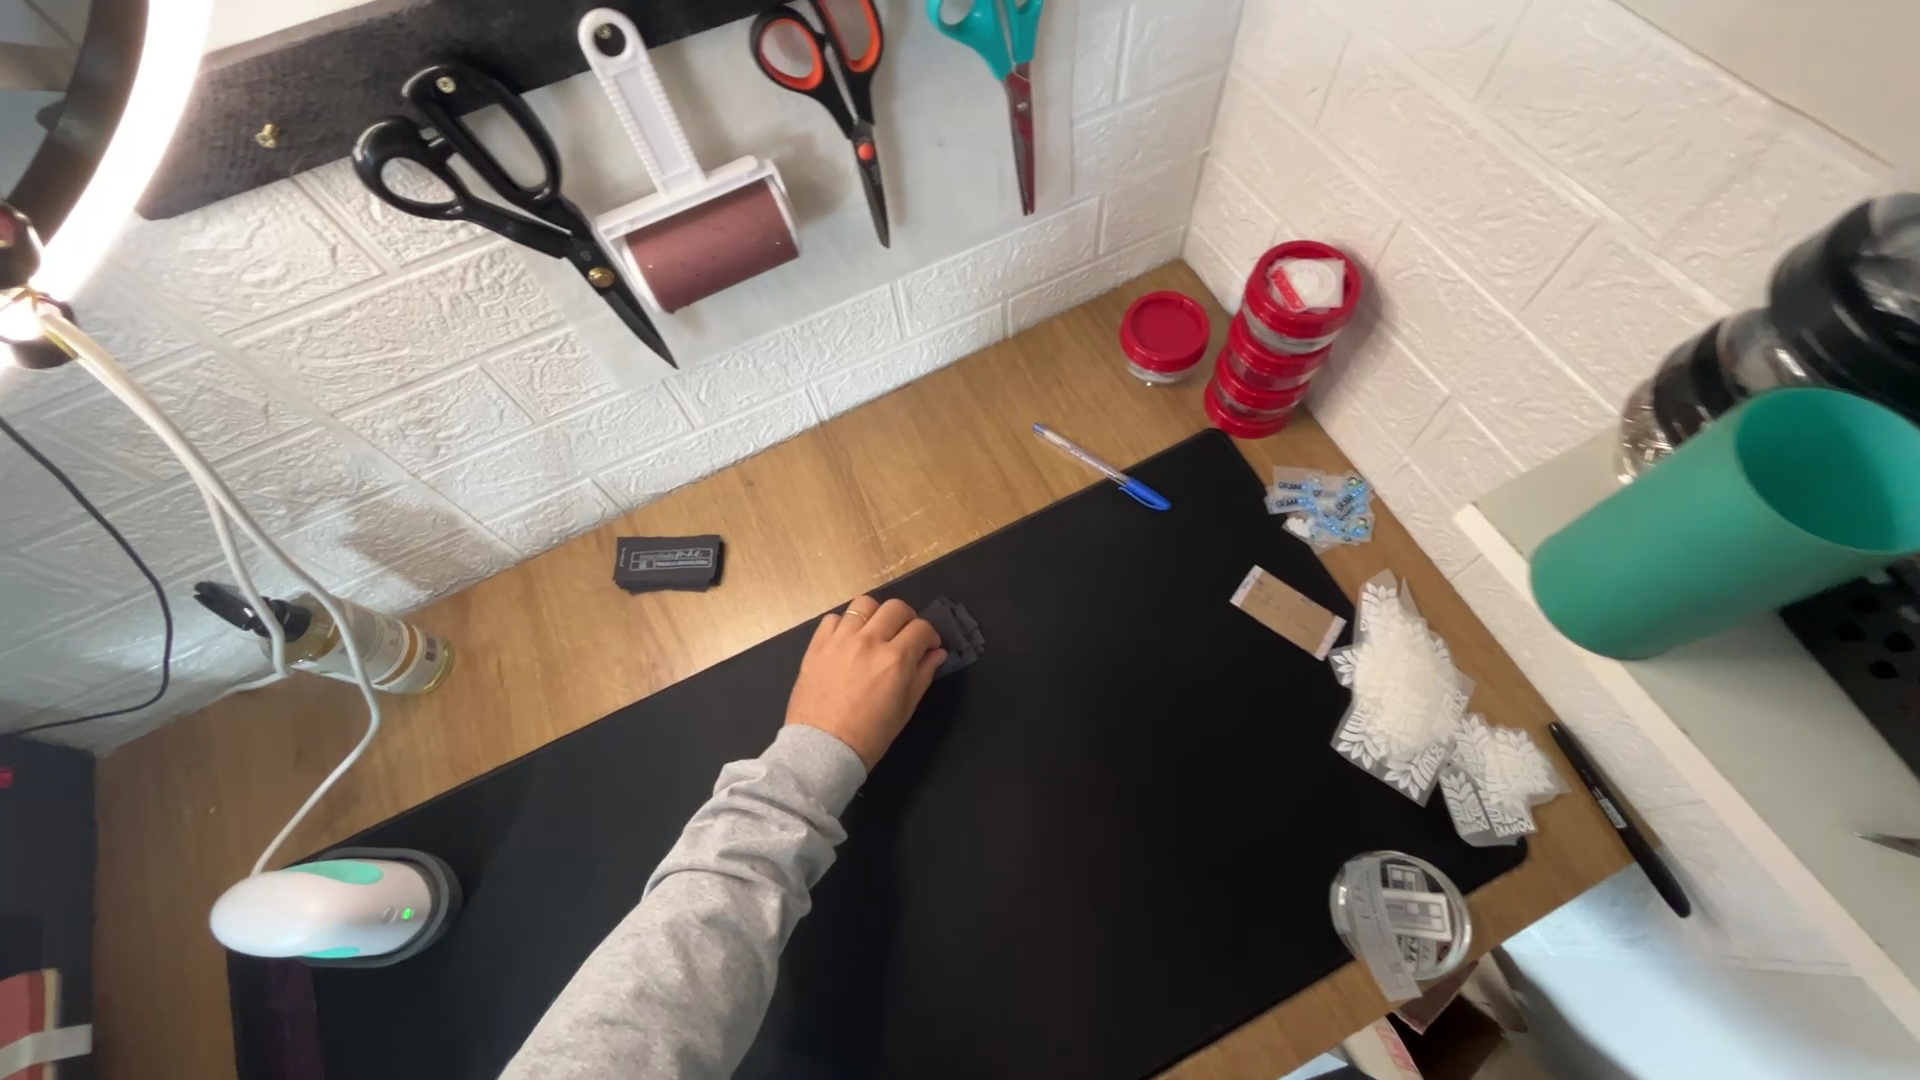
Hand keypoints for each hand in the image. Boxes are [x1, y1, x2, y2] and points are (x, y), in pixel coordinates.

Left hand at [785, 595, 946, 769]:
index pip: (921, 628)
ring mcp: (840, 640)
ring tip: (875, 631)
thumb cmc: (871, 734)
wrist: (824, 748)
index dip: (930, 636)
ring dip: (875, 615)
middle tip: (905, 635)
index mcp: (895, 659)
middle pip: (895, 608)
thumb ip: (923, 674)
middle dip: (908, 618)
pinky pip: (832, 619)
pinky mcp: (817, 645)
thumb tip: (937, 653)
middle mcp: (869, 641)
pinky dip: (844, 625)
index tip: (928, 646)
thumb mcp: (906, 707)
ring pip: (863, 605)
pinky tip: (847, 640)